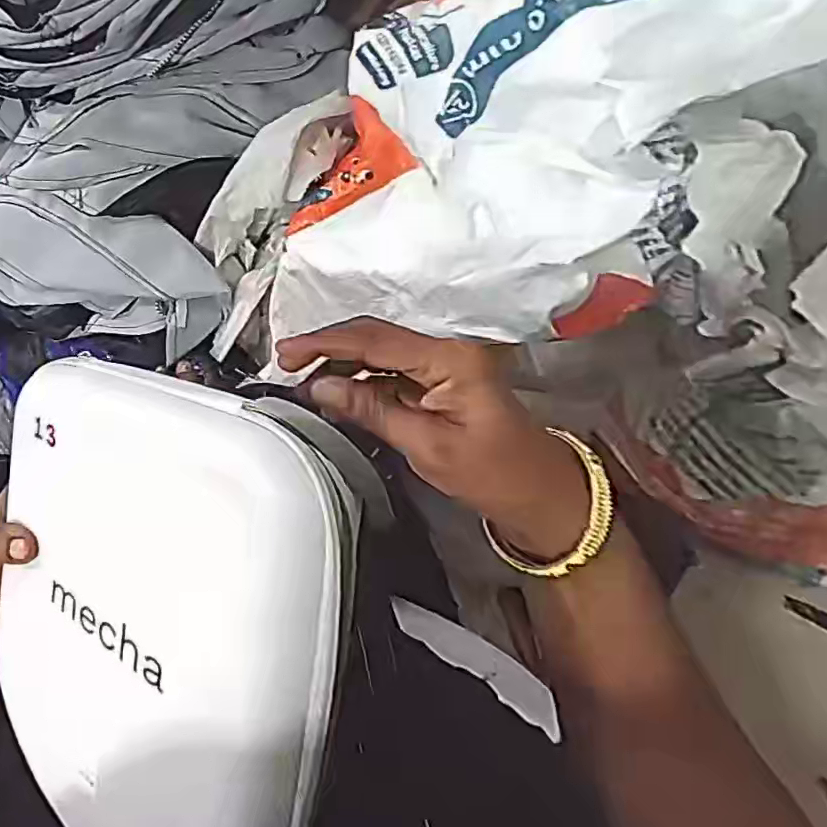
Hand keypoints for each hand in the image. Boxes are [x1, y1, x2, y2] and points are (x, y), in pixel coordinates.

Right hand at [277, 317, 590, 557]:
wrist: (541, 491)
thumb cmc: (494, 473)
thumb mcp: (426, 446)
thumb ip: (370, 409)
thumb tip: (320, 386)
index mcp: (450, 359)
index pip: (374, 340)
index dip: (325, 343)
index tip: (287, 353)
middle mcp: (446, 348)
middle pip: (372, 335)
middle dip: (326, 346)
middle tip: (286, 362)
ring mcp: (442, 361)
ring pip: (376, 348)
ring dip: (338, 360)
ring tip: (303, 379)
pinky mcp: (436, 376)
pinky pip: (386, 367)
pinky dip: (356, 375)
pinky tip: (334, 389)